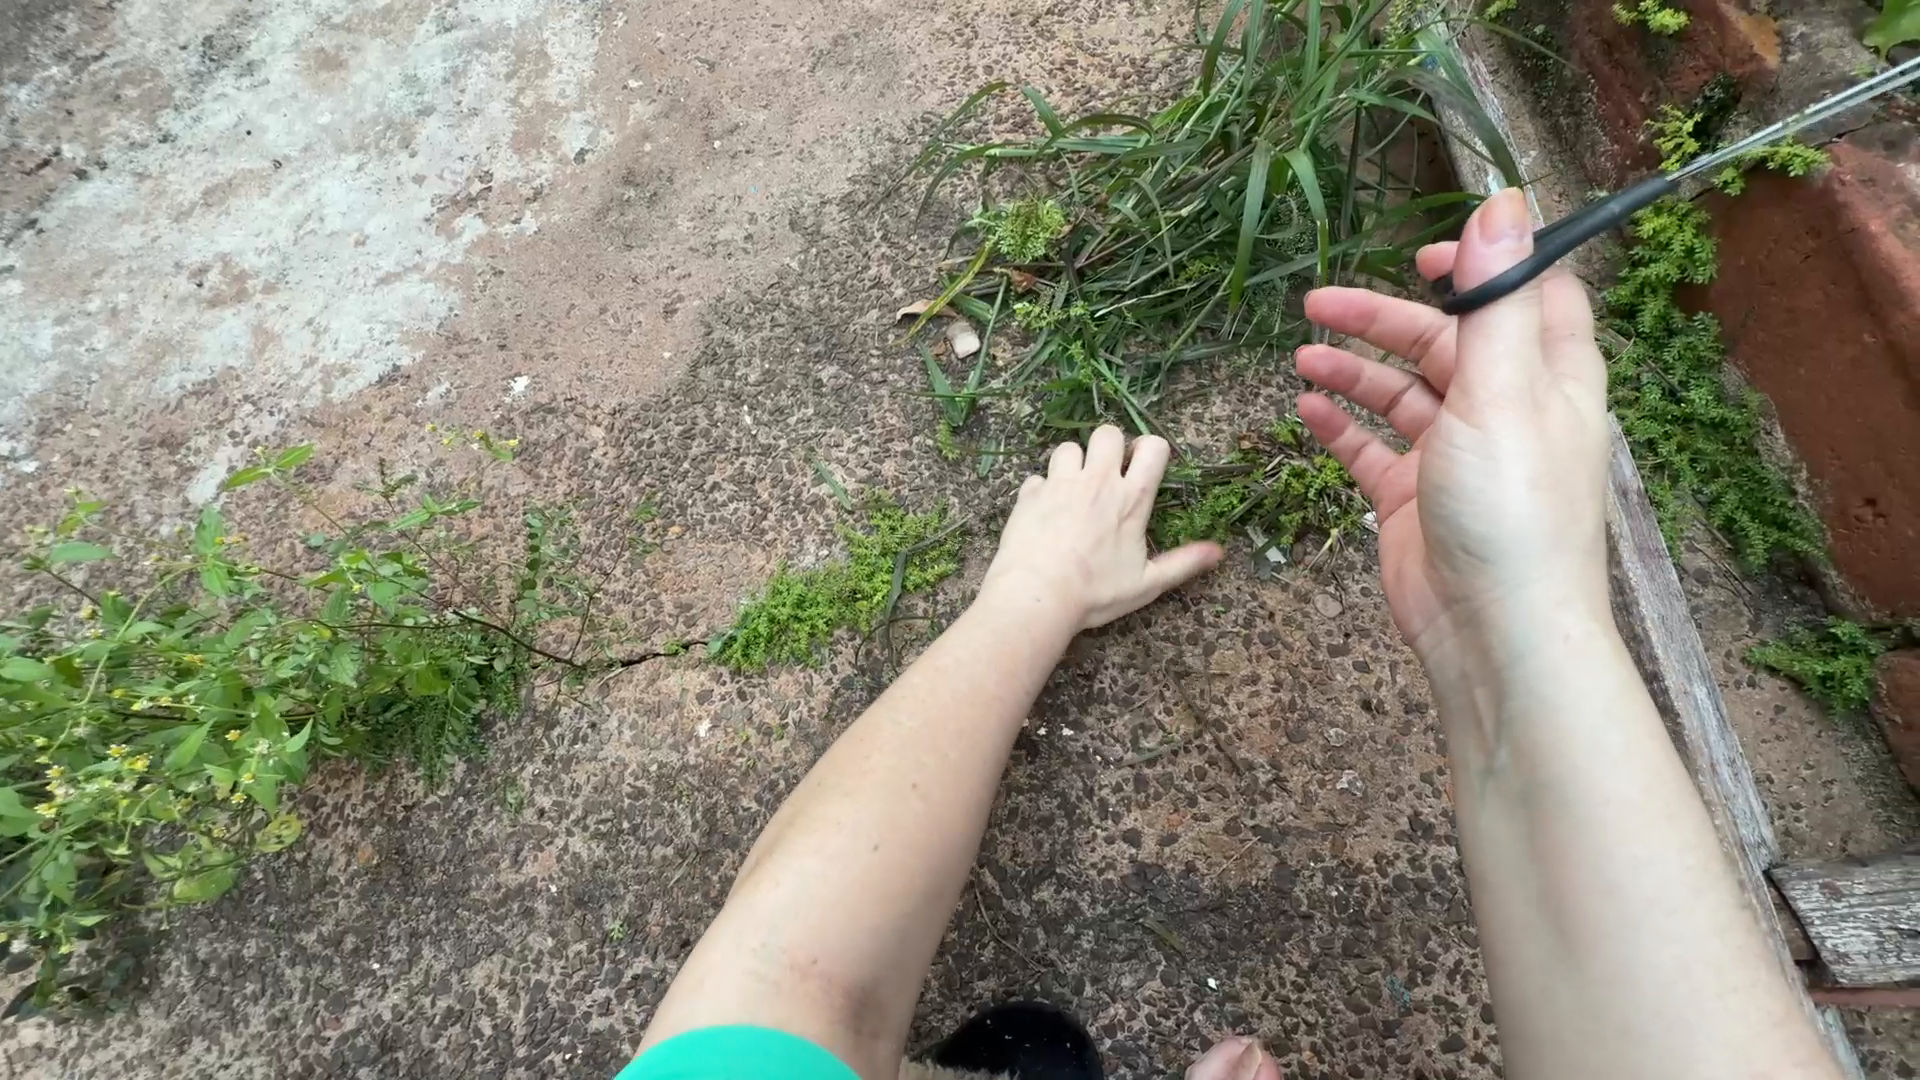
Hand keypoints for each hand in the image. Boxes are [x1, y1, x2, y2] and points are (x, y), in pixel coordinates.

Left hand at [979, 425, 1223, 630]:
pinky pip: (1037, 477)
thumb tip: (1218, 552)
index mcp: (1130, 499)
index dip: (1151, 449)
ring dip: (1072, 463)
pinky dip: (1041, 490)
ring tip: (1072, 489)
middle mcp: (1096, 482)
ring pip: (1068, 448)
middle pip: (1107, 433)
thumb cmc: (1095, 592)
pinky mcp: (1029, 494)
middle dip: (1109, 447)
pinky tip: (1043, 511)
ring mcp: (1059, 484)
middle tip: (1106, 474)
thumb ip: (1182, 563)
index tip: (1144, 466)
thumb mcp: (1146, 583)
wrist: (1037, 594)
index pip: (1153, 448)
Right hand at [1294, 188, 1610, 660]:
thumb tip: (1500, 204)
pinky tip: (1306, 411)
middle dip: (1380, 321)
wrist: (1487, 625)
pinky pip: (1370, 448)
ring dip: (1351, 374)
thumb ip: (1493, 303)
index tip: (1424, 255)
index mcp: (1544, 378)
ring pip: (1398, 396)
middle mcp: (1500, 410)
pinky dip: (1340, 427)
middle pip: (1440, 344)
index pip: (1523, 300)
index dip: (1482, 269)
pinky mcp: (1410, 496)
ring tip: (1300, 357)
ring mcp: (1451, 456)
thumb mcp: (1499, 395)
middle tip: (1315, 303)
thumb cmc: (1508, 506)